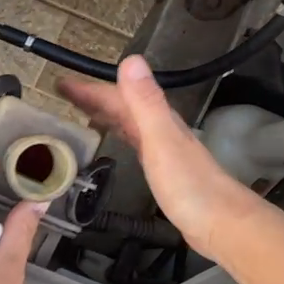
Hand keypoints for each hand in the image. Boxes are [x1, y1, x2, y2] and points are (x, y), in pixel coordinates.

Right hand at [59, 55, 271, 261]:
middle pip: (123, 107)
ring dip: (105, 114)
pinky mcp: (162, 171)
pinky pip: (134, 143)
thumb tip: (131, 60)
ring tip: (82, 113)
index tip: (62, 84)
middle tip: (64, 95)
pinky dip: (120, 135)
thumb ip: (145, 102)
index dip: (90, 89)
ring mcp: (163, 150)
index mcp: (158, 121)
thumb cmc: (189, 186)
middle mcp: (161, 130)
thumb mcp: (161, 140)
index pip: (118, 97)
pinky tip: (116, 141)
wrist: (221, 222)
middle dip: (94, 98)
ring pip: (129, 123)